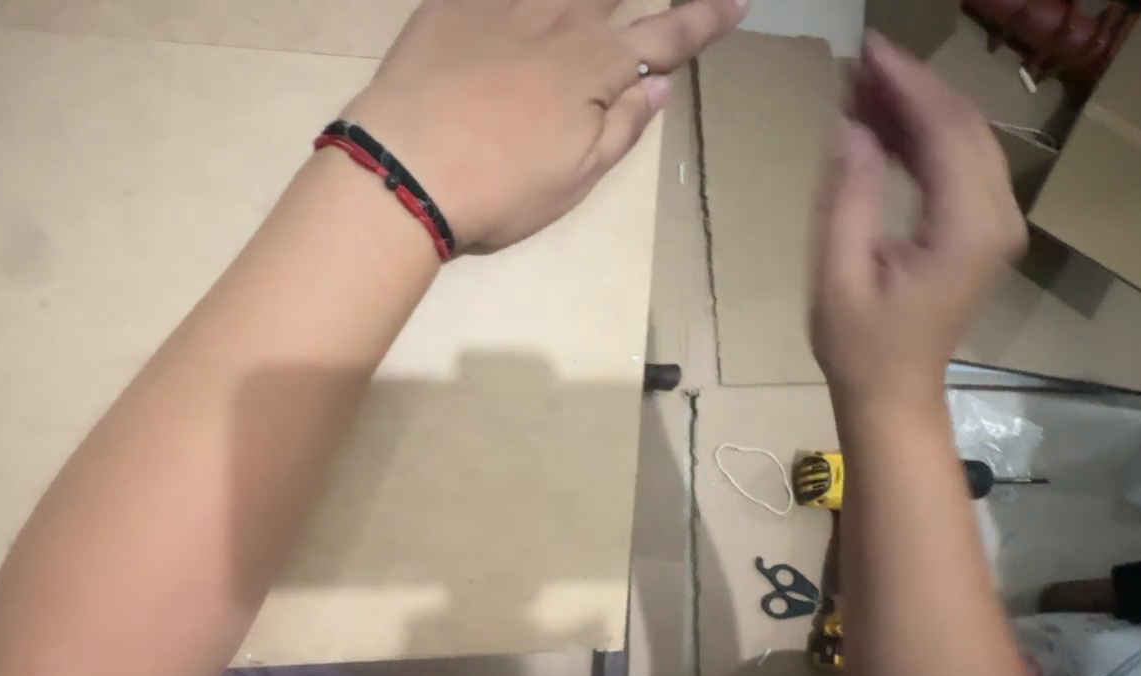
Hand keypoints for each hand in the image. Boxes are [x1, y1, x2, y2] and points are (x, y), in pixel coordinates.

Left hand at [345, 0, 746, 252]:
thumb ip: (619, 131)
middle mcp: (558, 24)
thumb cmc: (496, 192)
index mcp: (593, 71)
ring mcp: (503, 6)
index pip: (664, 38)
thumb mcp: (571, 180)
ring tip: (594, 2)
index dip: (701, 21)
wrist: (404, 171)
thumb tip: (658, 91)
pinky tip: (532, 3)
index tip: (736, 1)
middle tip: (670, 0)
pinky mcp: (452, 4)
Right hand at [812, 34, 1026, 409]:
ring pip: (967, 141)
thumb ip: (848, 199)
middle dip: (912, 89)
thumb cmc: (859, 348)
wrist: (894, 394)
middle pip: (964, 126)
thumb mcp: (838, 277)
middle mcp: (997, 215)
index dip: (906, 86)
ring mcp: (997, 223)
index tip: (866, 52)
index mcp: (965, 227)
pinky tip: (887, 131)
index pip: (945, 131)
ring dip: (919, 111)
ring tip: (864, 91)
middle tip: (859, 65)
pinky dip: (926, 141)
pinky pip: (961, 167)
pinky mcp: (983, 231)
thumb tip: (852, 130)